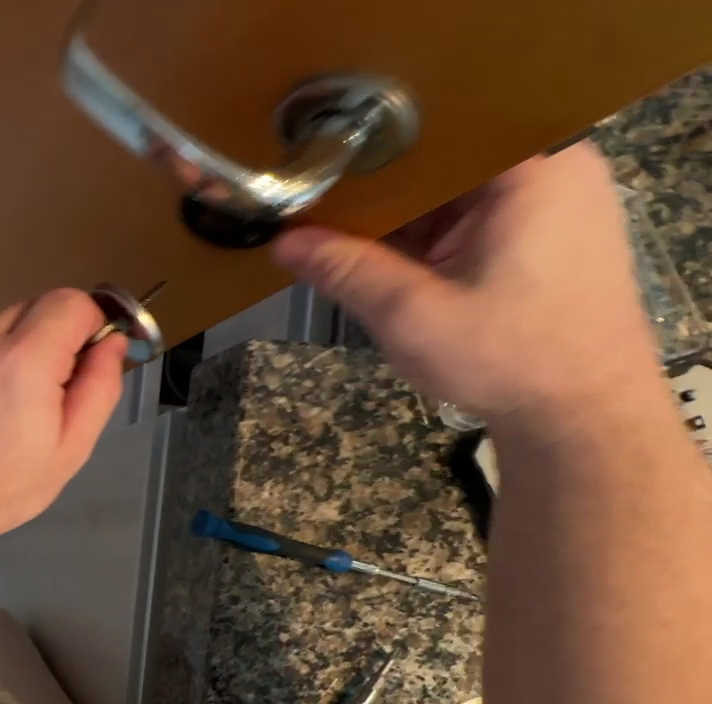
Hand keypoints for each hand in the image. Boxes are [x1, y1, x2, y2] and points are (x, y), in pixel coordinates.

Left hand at [0, 288, 126, 552]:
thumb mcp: (70, 448)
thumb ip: (99, 386)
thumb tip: (112, 343)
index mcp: (21, 360)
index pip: (70, 301)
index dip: (91, 324)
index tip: (90, 357)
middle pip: (36, 306)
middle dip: (57, 335)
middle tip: (56, 388)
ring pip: (3, 325)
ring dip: (21, 349)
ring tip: (16, 405)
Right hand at [272, 144, 659, 436]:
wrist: (578, 409)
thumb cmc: (506, 354)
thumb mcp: (409, 312)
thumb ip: (345, 270)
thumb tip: (282, 241)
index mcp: (534, 171)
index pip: (440, 136)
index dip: (373, 150)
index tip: (317, 168)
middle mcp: (552, 173)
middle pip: (441, 165)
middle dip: (375, 192)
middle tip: (309, 208)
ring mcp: (549, 206)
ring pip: (448, 195)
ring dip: (393, 221)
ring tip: (329, 234)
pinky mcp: (539, 238)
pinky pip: (464, 221)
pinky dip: (419, 240)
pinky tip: (374, 261)